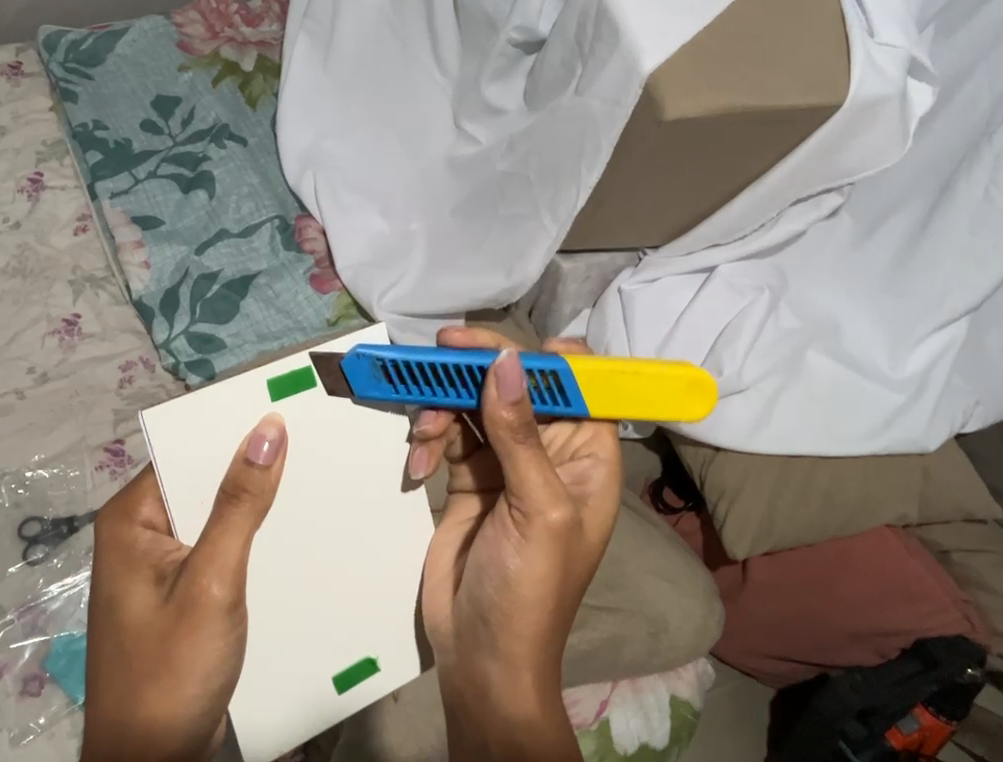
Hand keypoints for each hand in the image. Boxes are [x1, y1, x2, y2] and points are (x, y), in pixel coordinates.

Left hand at [81, 414, 287, 761]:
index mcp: (130, 518)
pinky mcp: (177, 593)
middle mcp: (139, 532)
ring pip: (213, 515)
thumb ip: (239, 504)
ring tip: (314, 475)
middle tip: (314, 440)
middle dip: (250, 465)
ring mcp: (157, 565)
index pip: (186, 451)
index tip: (288, 408)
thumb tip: (268, 428)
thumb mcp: (213, 581)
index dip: (234, 429)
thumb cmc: (172, 670)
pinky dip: (249, 539)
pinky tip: (290, 530)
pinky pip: (216, 547)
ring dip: (254, 504)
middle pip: (200, 480)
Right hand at [410, 327, 619, 760]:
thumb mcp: (536, 511)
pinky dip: (428, 436)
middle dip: (478, 367)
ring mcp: (504, 461)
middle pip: (516, 384)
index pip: (578, 385)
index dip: (548, 358)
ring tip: (423, 434)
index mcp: (586, 456)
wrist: (480, 654)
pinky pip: (447, 432)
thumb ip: (519, 434)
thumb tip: (505, 361)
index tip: (504, 348)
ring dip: (444, 405)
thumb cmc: (530, 590)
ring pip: (474, 402)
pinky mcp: (466, 475)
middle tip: (440, 347)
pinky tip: (416, 464)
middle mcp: (548, 450)